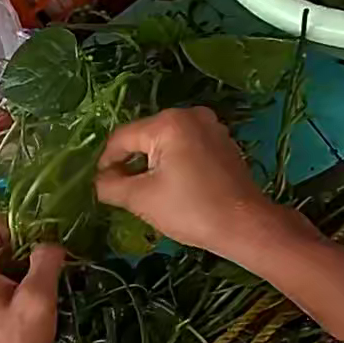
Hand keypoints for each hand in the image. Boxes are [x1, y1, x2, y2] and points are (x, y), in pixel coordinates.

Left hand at [0, 214, 63, 342]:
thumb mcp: (39, 299)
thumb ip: (45, 261)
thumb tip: (52, 241)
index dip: (9, 225)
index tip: (32, 242)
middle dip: (5, 229)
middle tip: (30, 245)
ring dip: (11, 247)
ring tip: (37, 262)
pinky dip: (12, 262)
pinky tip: (35, 276)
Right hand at [93, 108, 318, 266]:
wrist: (247, 227)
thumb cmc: (191, 209)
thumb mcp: (140, 199)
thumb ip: (109, 186)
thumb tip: (97, 181)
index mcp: (167, 123)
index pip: (120, 139)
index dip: (105, 163)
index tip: (100, 186)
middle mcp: (189, 115)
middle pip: (142, 137)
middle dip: (128, 163)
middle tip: (121, 191)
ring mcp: (209, 126)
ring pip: (162, 142)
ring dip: (148, 164)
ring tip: (144, 190)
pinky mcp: (221, 142)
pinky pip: (183, 146)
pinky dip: (171, 163)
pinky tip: (170, 186)